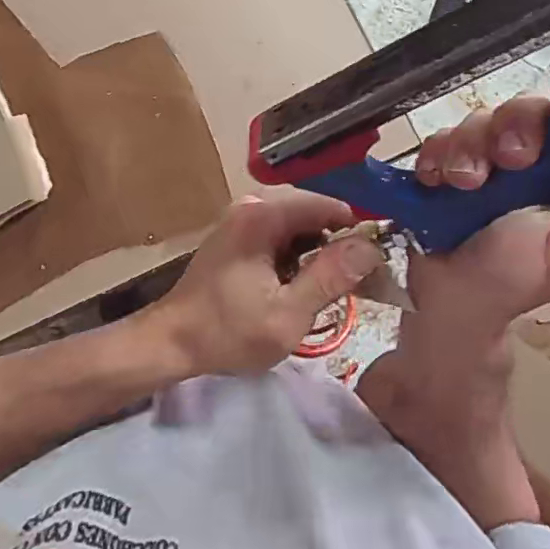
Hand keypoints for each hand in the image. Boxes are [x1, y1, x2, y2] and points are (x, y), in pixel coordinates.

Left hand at [139, 187, 382, 377]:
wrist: (171, 342)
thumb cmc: (227, 332)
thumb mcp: (287, 315)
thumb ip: (330, 277)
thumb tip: (371, 247)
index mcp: (263, 216)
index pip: (328, 206)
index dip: (357, 231)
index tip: (378, 261)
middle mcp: (252, 206)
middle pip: (314, 212)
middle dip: (338, 243)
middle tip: (358, 281)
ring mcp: (242, 217)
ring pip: (299, 225)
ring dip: (319, 252)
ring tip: (333, 287)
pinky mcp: (238, 233)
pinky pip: (281, 233)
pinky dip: (298, 255)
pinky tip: (303, 284)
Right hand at [357, 97, 549, 528]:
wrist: (448, 302)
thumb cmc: (518, 280)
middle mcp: (531, 154)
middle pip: (525, 108)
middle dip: (513, 125)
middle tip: (508, 158)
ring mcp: (484, 153)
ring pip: (478, 120)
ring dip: (469, 145)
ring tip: (461, 182)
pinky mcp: (445, 158)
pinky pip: (440, 138)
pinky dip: (436, 154)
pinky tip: (435, 180)